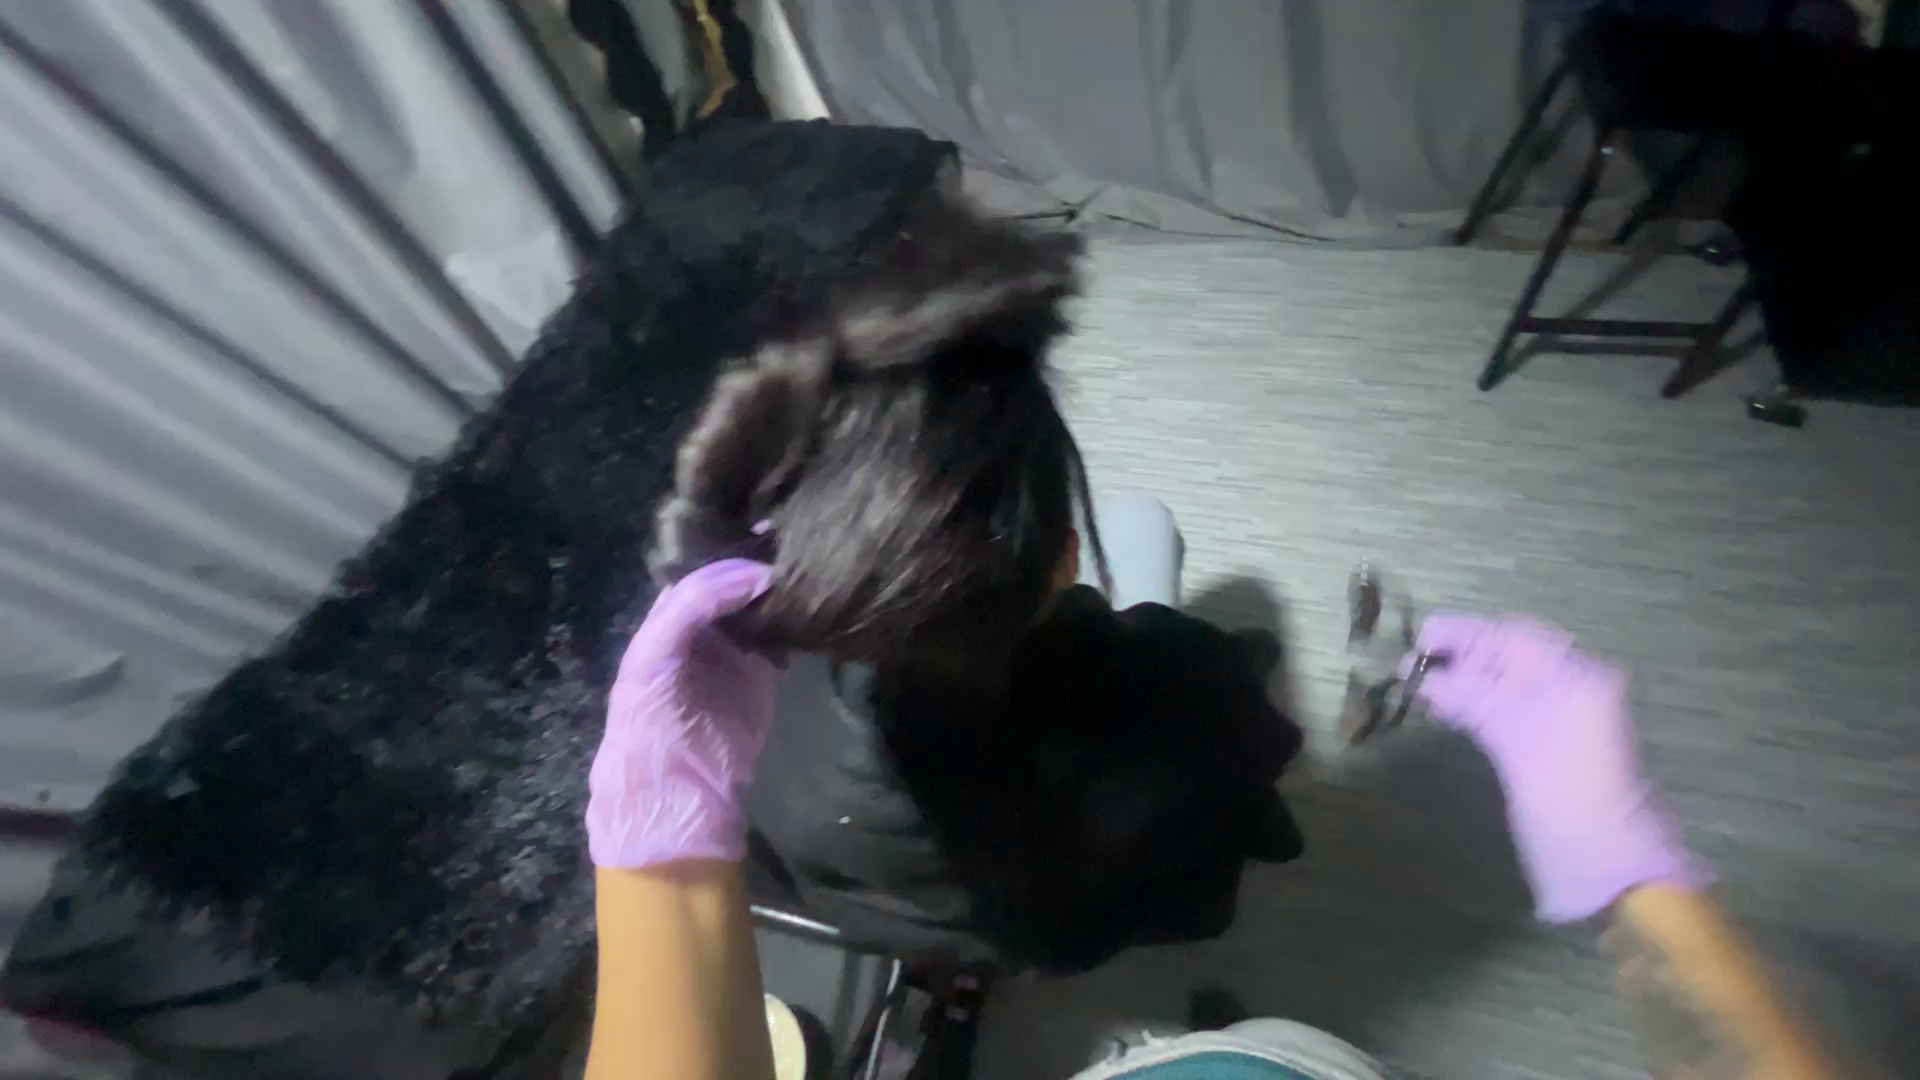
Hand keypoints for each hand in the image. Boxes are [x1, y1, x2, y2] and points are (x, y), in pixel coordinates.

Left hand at [587, 559, 776, 868]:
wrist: (679, 796)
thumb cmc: (650, 728)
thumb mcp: (650, 665)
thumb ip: (681, 617)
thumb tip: (736, 580)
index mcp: (664, 628)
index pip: (696, 582)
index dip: (724, 570)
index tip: (758, 566)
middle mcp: (699, 634)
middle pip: (728, 590)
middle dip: (752, 573)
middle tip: (785, 562)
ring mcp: (731, 654)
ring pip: (754, 610)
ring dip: (772, 597)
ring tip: (796, 584)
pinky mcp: (758, 677)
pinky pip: (775, 642)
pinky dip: (787, 629)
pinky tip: (798, 621)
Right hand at [1413, 614, 1706, 921]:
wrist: (1605, 863)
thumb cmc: (1566, 794)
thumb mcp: (1515, 738)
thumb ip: (1470, 699)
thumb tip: (1421, 676)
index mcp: (1576, 678)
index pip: (1514, 635)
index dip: (1465, 631)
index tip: (1420, 637)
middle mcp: (1569, 688)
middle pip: (1506, 655)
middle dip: (1458, 652)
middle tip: (1411, 657)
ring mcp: (1556, 718)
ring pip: (1499, 681)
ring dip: (1458, 677)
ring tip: (1415, 680)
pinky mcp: (1540, 744)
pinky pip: (1499, 707)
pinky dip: (1467, 702)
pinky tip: (1438, 705)